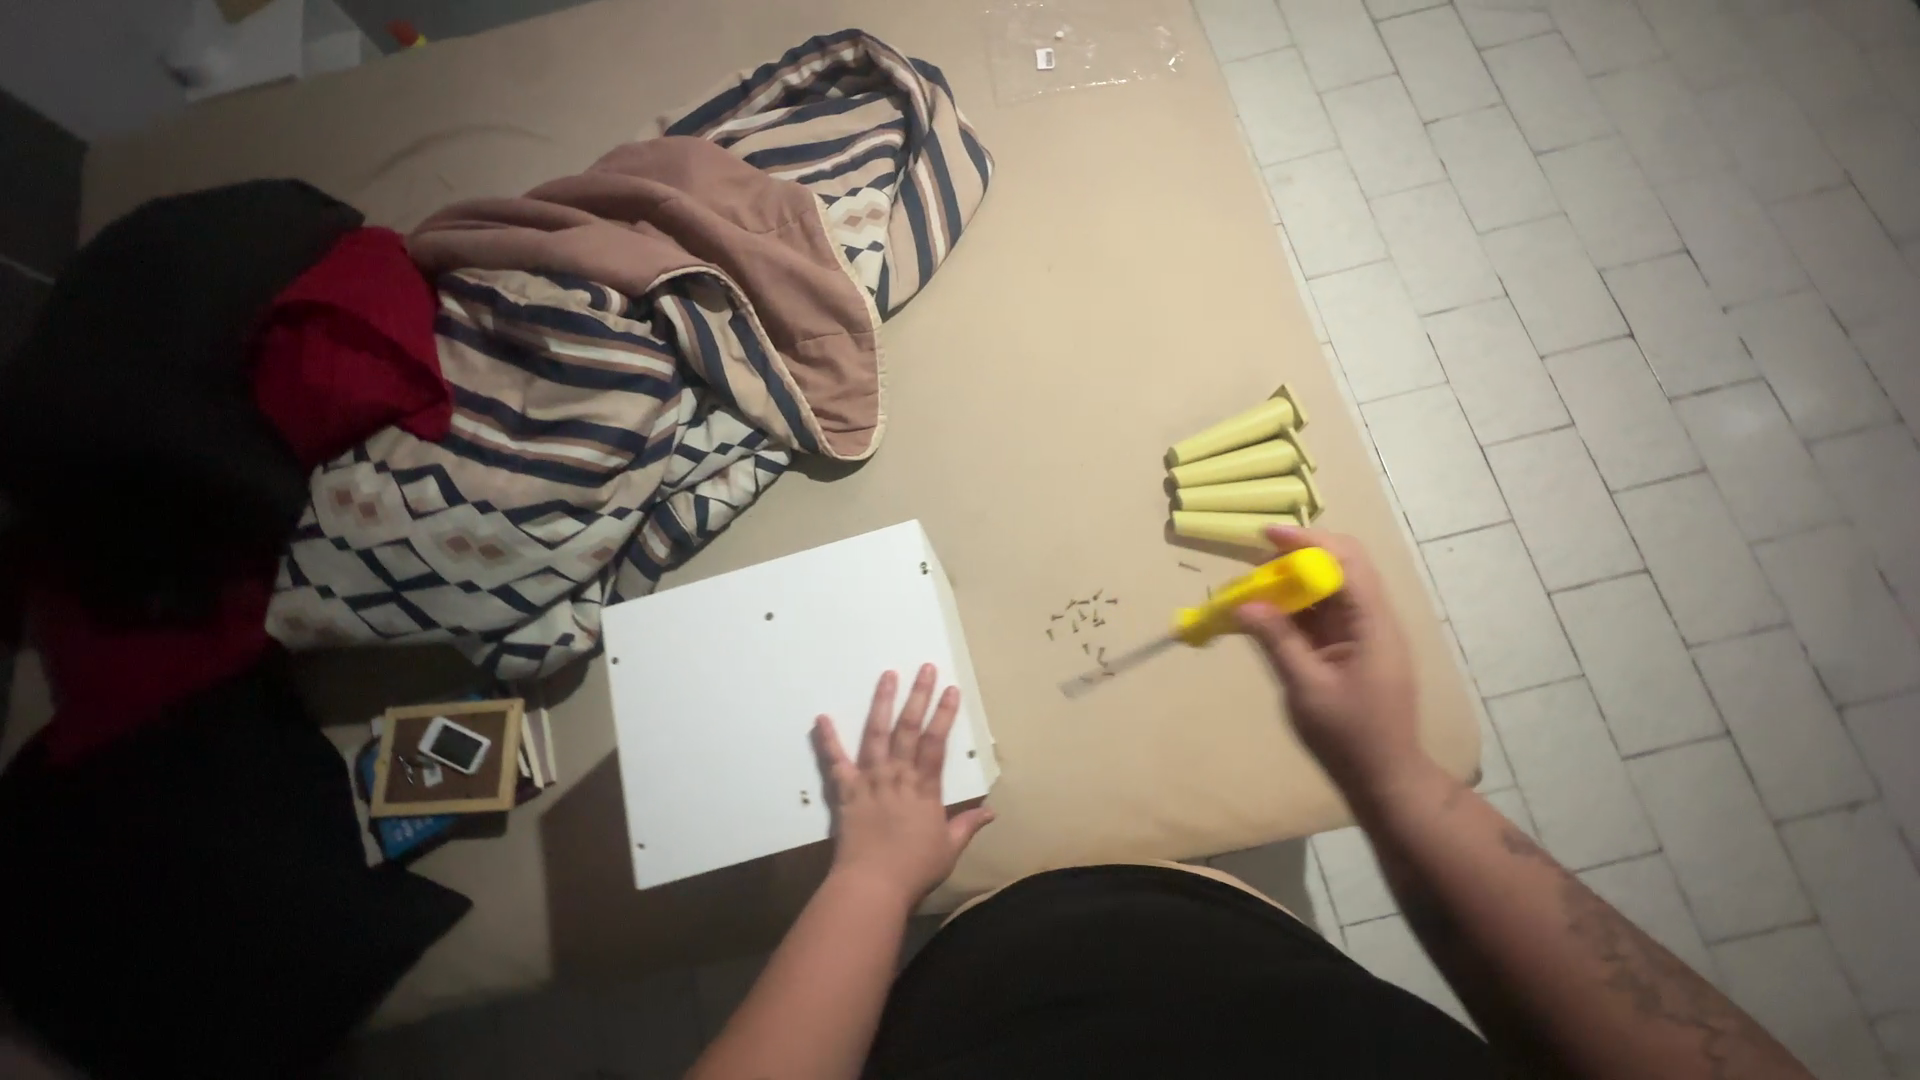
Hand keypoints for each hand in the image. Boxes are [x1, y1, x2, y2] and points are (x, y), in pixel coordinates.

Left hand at [814, 665, 994, 903]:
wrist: (872, 885)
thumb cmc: (914, 869)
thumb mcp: (949, 848)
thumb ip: (967, 825)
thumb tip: (991, 811)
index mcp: (925, 788)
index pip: (937, 743)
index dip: (945, 714)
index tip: (951, 689)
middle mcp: (898, 775)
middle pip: (909, 729)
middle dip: (919, 696)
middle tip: (925, 668)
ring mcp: (870, 780)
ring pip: (876, 734)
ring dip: (882, 702)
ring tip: (888, 674)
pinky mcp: (845, 791)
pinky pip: (835, 761)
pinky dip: (827, 739)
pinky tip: (821, 717)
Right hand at [1235, 525, 1427, 795]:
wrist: (1384, 776)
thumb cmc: (1350, 734)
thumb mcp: (1307, 687)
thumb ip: (1278, 641)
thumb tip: (1244, 604)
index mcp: (1372, 624)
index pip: (1346, 562)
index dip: (1308, 541)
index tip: (1266, 535)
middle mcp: (1371, 620)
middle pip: (1340, 567)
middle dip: (1296, 558)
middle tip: (1254, 565)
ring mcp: (1362, 634)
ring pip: (1327, 590)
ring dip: (1290, 584)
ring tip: (1251, 590)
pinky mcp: (1350, 649)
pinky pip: (1321, 615)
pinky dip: (1292, 609)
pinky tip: (1264, 615)